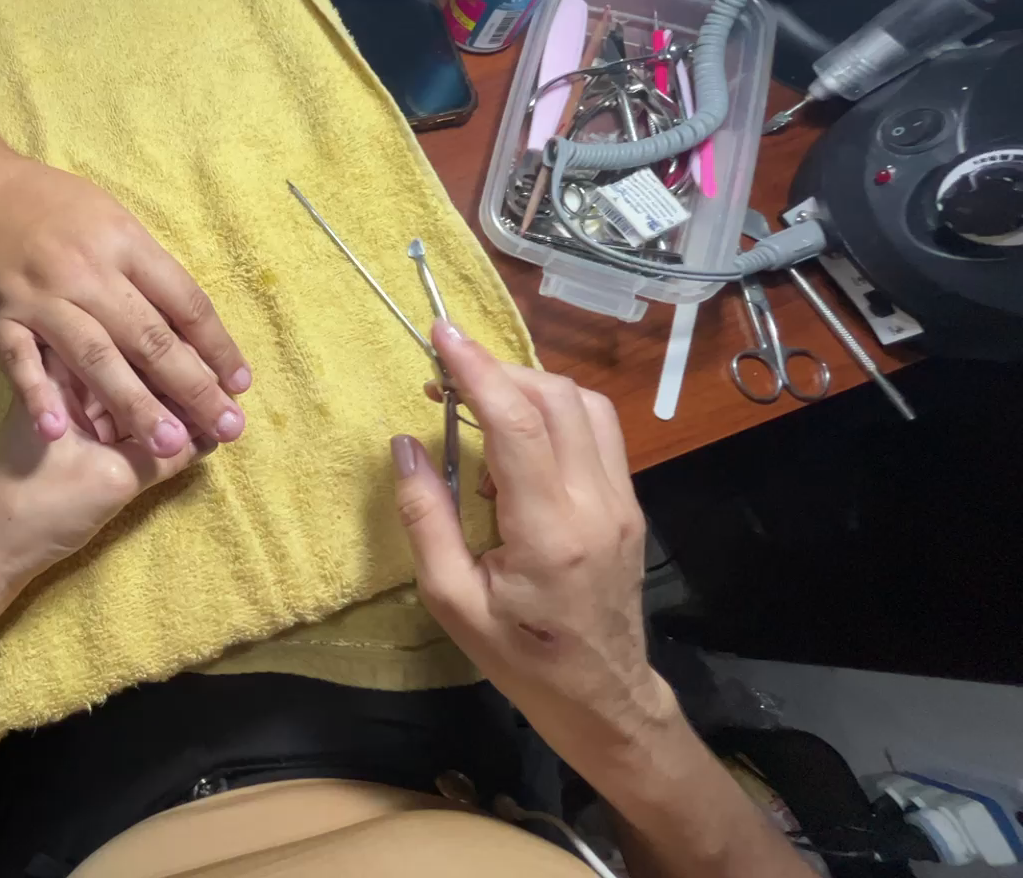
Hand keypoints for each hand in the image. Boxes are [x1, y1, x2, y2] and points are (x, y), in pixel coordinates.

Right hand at [0, 155, 249, 457]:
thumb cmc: (45, 202)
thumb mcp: (107, 216)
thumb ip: (142, 266)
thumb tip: (185, 321)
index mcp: (122, 242)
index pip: (184, 301)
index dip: (217, 346)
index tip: (240, 384)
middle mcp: (87, 271)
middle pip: (150, 337)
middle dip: (194, 387)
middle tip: (228, 429)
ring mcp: (41, 296)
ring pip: (95, 357)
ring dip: (134, 404)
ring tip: (168, 445)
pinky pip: (21, 362)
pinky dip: (39, 396)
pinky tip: (59, 432)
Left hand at [0, 349, 205, 627]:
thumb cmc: (43, 507)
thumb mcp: (113, 479)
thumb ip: (166, 452)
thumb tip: (217, 429)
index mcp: (59, 373)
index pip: (124, 343)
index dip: (175, 352)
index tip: (220, 367)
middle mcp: (64, 377)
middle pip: (131, 360)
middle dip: (178, 374)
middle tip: (229, 388)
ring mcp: (72, 403)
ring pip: (131, 385)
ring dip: (169, 397)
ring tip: (219, 405)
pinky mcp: (80, 428)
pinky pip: (124, 411)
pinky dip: (154, 417)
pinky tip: (191, 426)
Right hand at [392, 322, 679, 773]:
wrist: (602, 696)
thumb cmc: (517, 653)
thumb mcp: (448, 596)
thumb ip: (425, 515)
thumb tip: (406, 444)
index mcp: (550, 531)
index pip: (518, 425)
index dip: (478, 371)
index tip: (442, 335)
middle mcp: (597, 504)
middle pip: (557, 400)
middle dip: (496, 370)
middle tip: (443, 374)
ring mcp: (621, 501)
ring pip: (585, 405)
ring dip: (526, 384)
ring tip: (473, 396)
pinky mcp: (625, 502)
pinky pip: (593, 428)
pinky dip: (547, 407)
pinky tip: (510, 429)